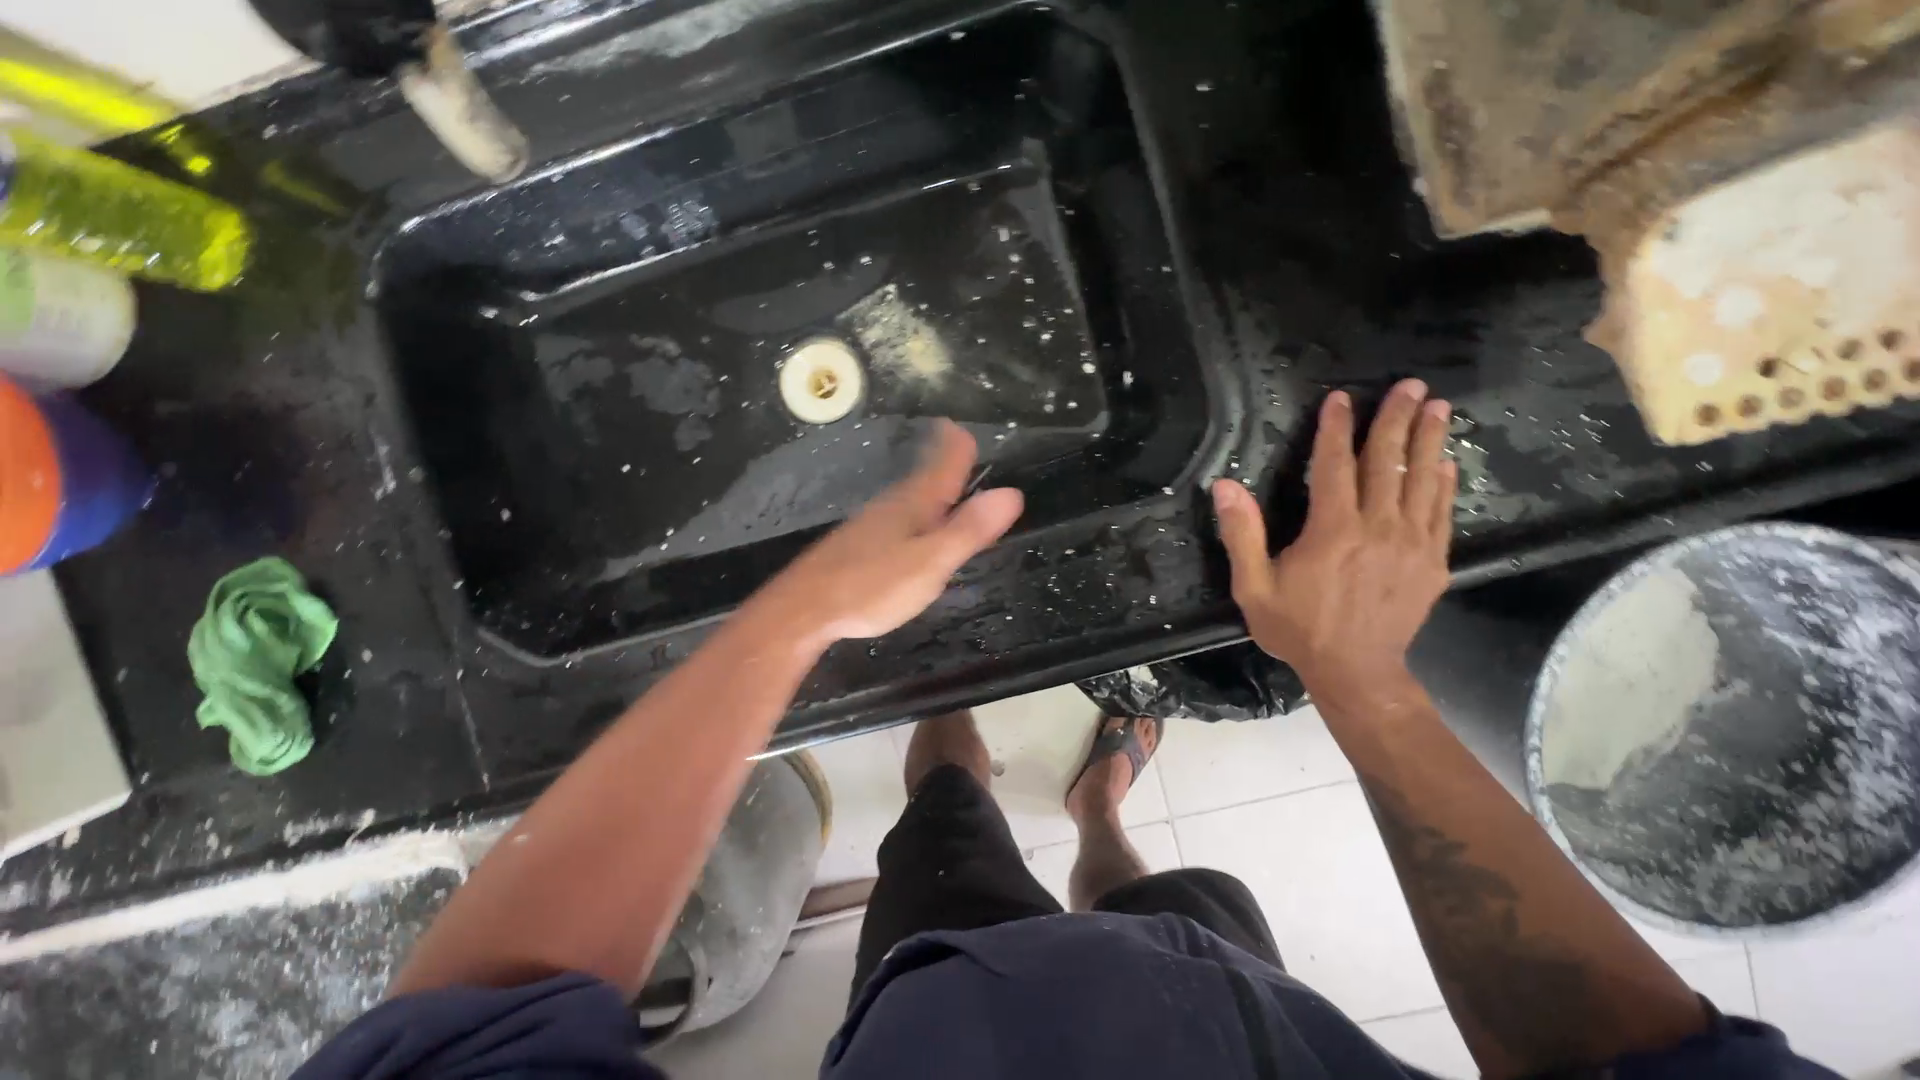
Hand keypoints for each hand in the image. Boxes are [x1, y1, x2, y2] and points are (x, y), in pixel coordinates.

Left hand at [765, 419, 1023, 644]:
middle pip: (926, 476)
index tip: (965, 425)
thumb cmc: (871, 587)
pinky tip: (910, 530)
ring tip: (944, 482)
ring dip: (929, 487)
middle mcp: (893, 505)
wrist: (803, 610)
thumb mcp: (930, 563)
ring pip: (910, 498)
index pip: (944, 463)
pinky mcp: (857, 545)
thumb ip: (969, 530)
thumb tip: (1011, 492)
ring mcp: (871, 524)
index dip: (959, 445)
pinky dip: (913, 514)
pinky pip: (896, 519)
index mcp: (916, 504)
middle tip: (959, 444)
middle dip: (944, 460)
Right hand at [1211, 379, 1454, 695]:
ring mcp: (1411, 543)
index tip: (1342, 398)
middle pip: (1388, 462)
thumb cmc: (1299, 629)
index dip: (1336, 428)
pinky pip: (1442, 513)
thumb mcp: (1254, 587)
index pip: (1335, 465)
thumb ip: (1242, 534)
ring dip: (1428, 440)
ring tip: (1437, 407)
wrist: (1356, 671)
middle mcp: (1377, 527)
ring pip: (1421, 480)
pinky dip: (1443, 483)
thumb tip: (1224, 486)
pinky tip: (1446, 462)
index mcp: (1332, 530)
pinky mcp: (1432, 562)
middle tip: (1410, 385)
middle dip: (1396, 419)